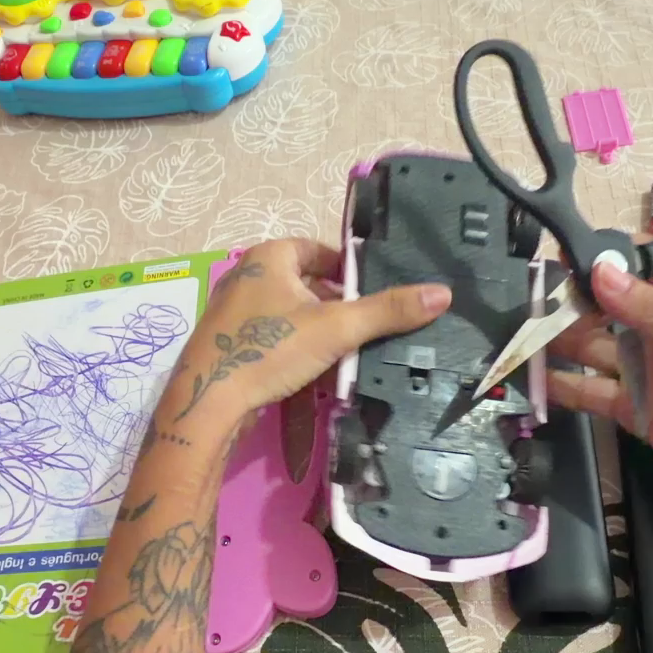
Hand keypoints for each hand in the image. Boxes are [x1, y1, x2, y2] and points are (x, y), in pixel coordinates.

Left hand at [158, 238, 448, 436]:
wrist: (209, 401)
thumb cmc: (269, 350)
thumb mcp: (337, 328)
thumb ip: (388, 311)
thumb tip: (443, 294)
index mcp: (268, 256)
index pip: (319, 251)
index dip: (348, 271)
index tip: (371, 295)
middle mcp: (246, 275)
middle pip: (304, 283)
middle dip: (334, 306)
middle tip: (362, 329)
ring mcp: (231, 311)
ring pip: (287, 313)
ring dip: (314, 331)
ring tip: (343, 353)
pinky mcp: (225, 343)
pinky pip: (269, 337)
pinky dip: (292, 349)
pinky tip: (309, 372)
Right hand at [549, 261, 652, 524]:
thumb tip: (602, 274)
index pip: (641, 270)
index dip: (603, 264)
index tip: (562, 262)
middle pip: (608, 308)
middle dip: (572, 303)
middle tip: (533, 304)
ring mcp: (650, 373)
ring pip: (593, 349)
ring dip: (560, 342)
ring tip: (524, 337)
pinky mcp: (636, 414)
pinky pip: (593, 394)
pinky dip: (565, 387)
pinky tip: (538, 380)